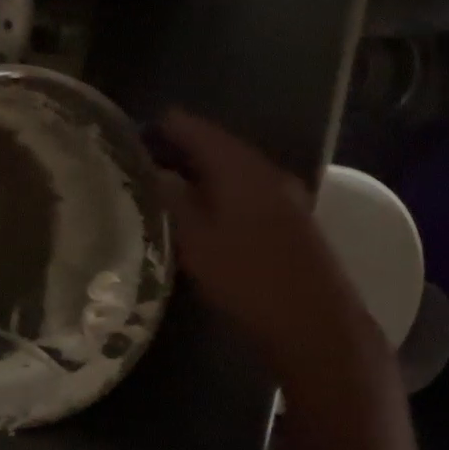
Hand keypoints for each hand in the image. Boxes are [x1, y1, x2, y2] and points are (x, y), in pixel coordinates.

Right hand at [150, 111, 366, 370]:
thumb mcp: (194, 241)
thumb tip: (153, 171)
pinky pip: (246, 188)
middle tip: (142, 155)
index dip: (166, 126)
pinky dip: (219, 188)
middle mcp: (267, 172)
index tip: (134, 129)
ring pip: (234, 169)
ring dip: (201, 170)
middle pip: (219, 147)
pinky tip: (200, 205)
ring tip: (163, 179)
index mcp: (241, 169)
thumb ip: (171, 201)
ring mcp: (285, 195)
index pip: (198, 130)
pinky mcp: (291, 219)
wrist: (314, 322)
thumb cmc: (246, 278)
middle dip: (182, 147)